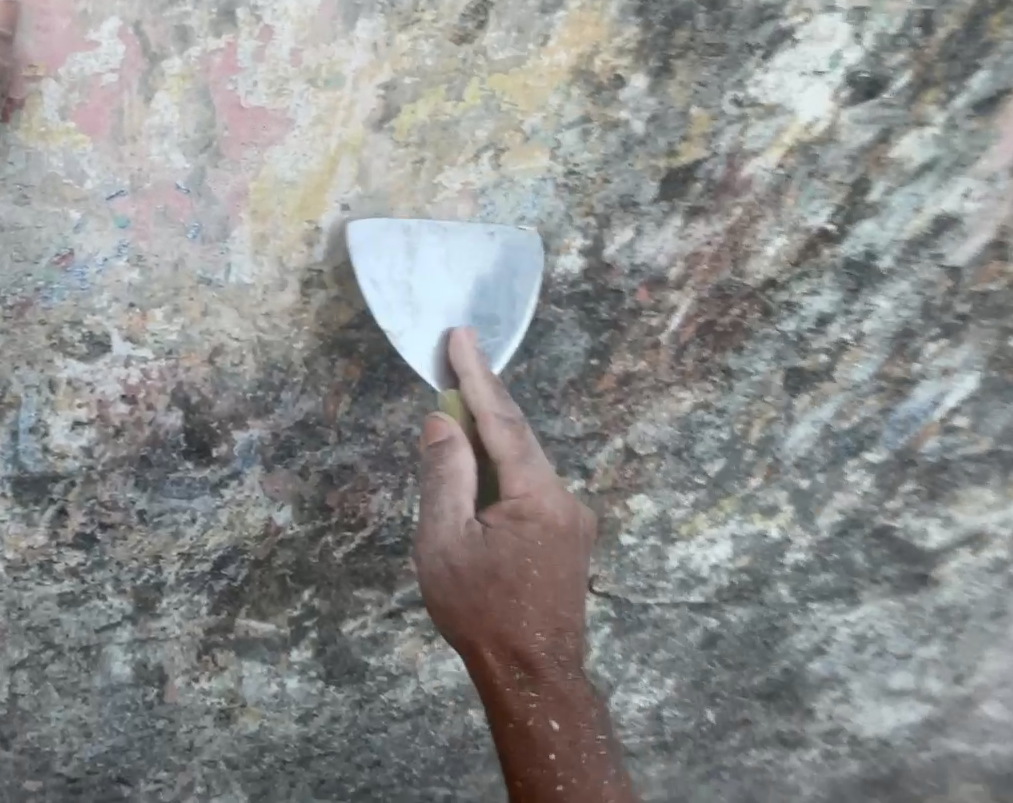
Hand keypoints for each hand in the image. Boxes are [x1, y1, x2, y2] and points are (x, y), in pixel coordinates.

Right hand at [414, 329, 597, 675]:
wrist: (532, 676)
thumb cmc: (479, 609)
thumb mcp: (445, 540)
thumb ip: (445, 474)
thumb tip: (441, 420)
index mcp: (537, 495)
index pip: (501, 422)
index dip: (477, 376)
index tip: (460, 335)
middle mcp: (564, 497)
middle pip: (517, 434)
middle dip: (483, 392)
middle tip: (455, 350)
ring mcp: (571, 517)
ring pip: (522, 458)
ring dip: (487, 430)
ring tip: (455, 403)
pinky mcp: (566, 533)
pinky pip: (527, 480)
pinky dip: (497, 461)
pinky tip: (475, 461)